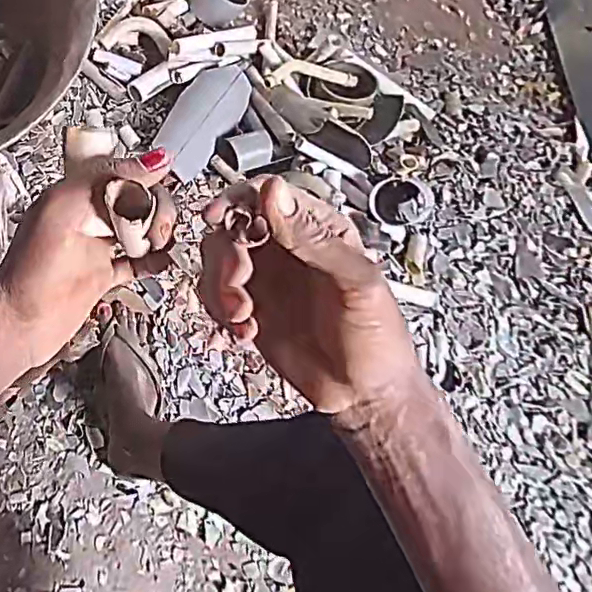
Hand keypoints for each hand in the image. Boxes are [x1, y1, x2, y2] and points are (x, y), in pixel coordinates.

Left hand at [0, 149, 178, 370]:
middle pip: (140, 200)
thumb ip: (105, 179)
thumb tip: (152, 160)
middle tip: (154, 230)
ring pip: (143, 228)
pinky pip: (140, 262)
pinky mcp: (102, 275)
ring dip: (160, 233)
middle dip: (156, 210)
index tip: (160, 191)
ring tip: (159, 244)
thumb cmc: (29, 272)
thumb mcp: (64, 210)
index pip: (125, 173)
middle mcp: (87, 218)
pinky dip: (157, 260)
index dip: (146, 181)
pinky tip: (165, 259)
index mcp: (75, 195)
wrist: (19, 323)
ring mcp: (96, 247)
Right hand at [199, 175, 424, 427]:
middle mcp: (285, 249)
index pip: (265, 195)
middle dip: (226, 256)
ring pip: (215, 262)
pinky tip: (246, 330)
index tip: (218, 215)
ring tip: (243, 314)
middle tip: (240, 282)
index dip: (235, 200)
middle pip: (229, 228)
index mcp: (317, 231)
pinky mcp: (248, 307)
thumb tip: (276, 194)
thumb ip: (312, 237)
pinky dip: (220, 313)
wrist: (364, 396)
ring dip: (220, 289)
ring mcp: (264, 279)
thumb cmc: (378, 340)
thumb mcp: (355, 281)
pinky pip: (213, 296)